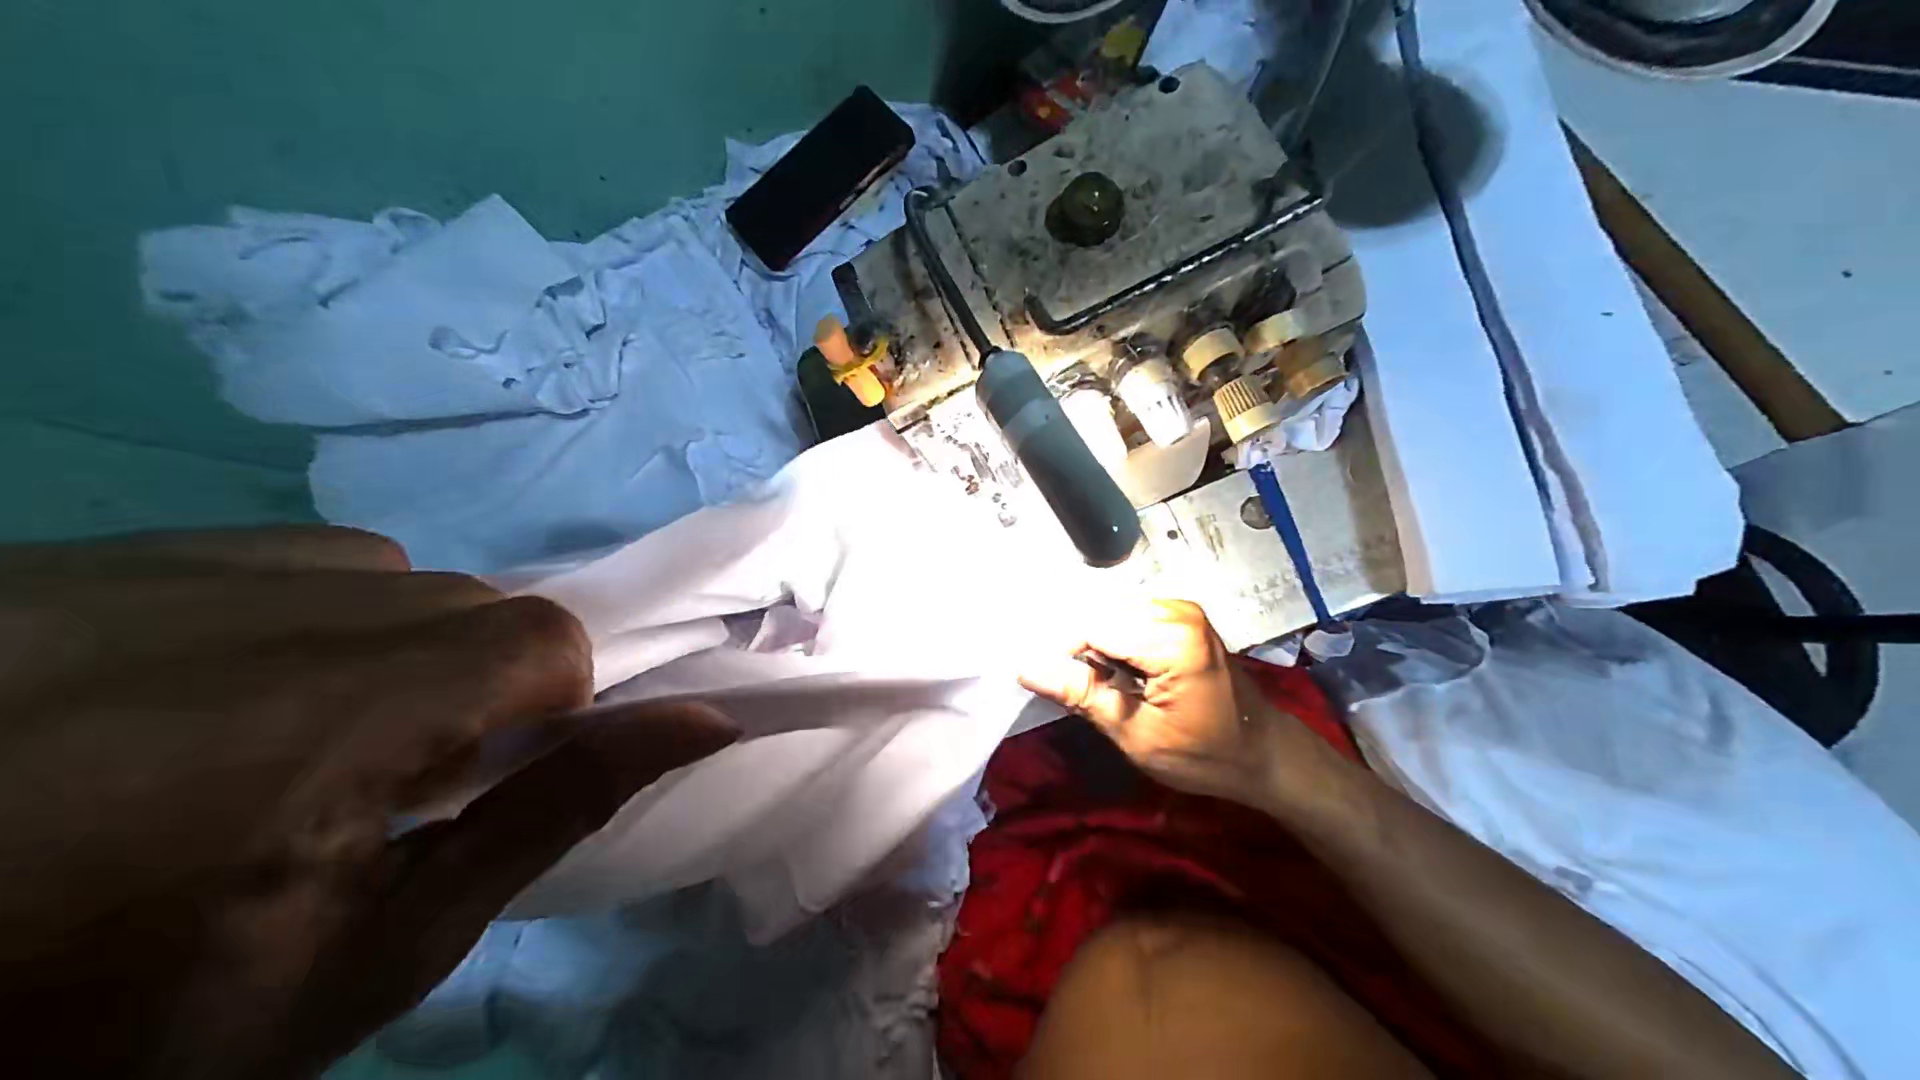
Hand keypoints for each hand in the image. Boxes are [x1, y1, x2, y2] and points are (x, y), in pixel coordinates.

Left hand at [0, 526, 737, 1078]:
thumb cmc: (150, 1009)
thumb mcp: (382, 947)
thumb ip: (560, 811)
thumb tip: (710, 718)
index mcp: (336, 715)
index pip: (541, 639)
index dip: (549, 705)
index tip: (486, 779)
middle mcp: (252, 609)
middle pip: (472, 602)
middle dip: (477, 682)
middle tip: (394, 777)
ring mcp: (153, 570)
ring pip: (391, 571)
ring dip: (401, 642)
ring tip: (305, 732)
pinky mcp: (87, 558)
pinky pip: (285, 554)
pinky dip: (310, 608)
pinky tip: (227, 686)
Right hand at [1017, 599, 1315, 807]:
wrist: (1264, 752)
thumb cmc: (1204, 754)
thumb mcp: (1136, 734)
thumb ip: (1080, 694)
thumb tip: (1025, 667)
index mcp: (1171, 640)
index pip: (1089, 628)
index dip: (1066, 657)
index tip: (1058, 688)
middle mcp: (1176, 610)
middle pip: (1099, 616)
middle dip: (1083, 652)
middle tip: (1092, 692)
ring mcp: (1181, 608)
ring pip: (1110, 616)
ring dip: (1099, 648)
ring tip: (1112, 686)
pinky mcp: (1181, 613)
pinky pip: (1128, 617)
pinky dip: (1116, 643)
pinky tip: (1125, 673)